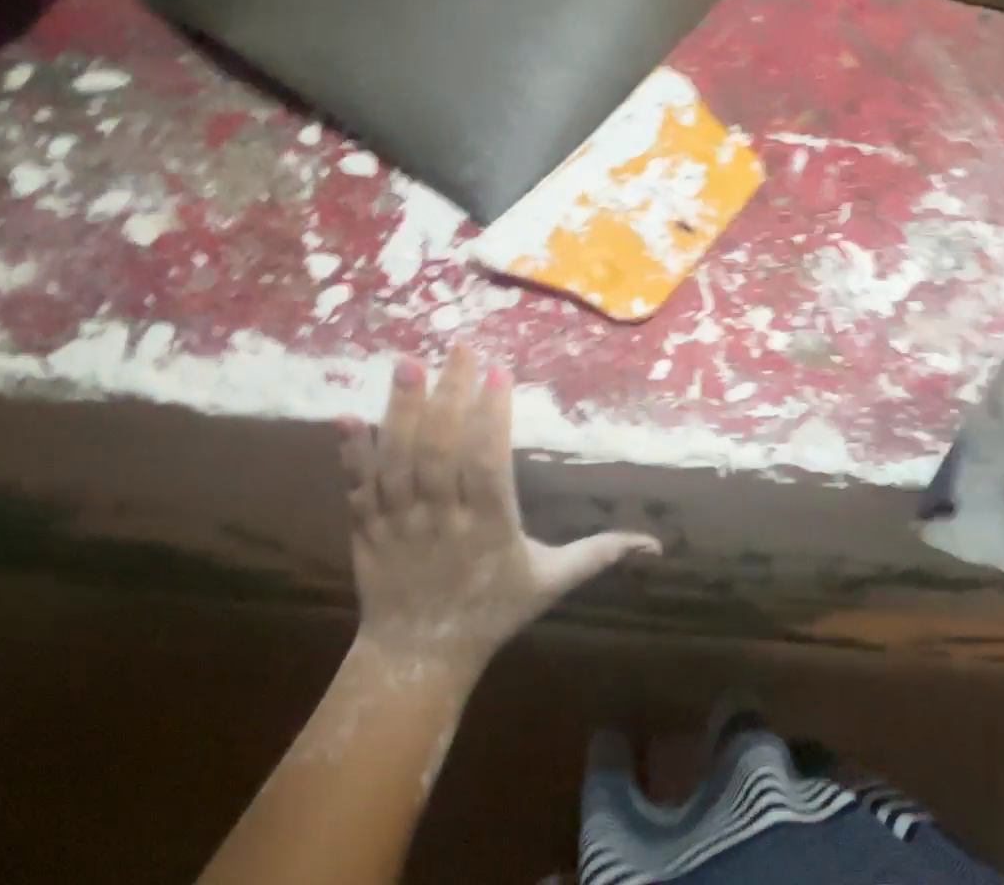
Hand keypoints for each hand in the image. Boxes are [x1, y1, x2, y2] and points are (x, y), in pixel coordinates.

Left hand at [338, 347, 659, 677]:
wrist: (420, 655)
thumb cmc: (494, 611)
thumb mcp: (553, 582)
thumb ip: (600, 554)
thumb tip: (656, 546)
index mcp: (491, 528)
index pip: (489, 465)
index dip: (492, 417)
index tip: (499, 371)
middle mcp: (443, 521)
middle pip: (442, 451)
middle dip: (450, 396)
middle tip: (459, 348)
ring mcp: (399, 525)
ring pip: (398, 461)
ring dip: (401, 411)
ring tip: (408, 362)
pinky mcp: (366, 531)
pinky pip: (356, 488)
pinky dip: (352, 453)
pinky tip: (347, 416)